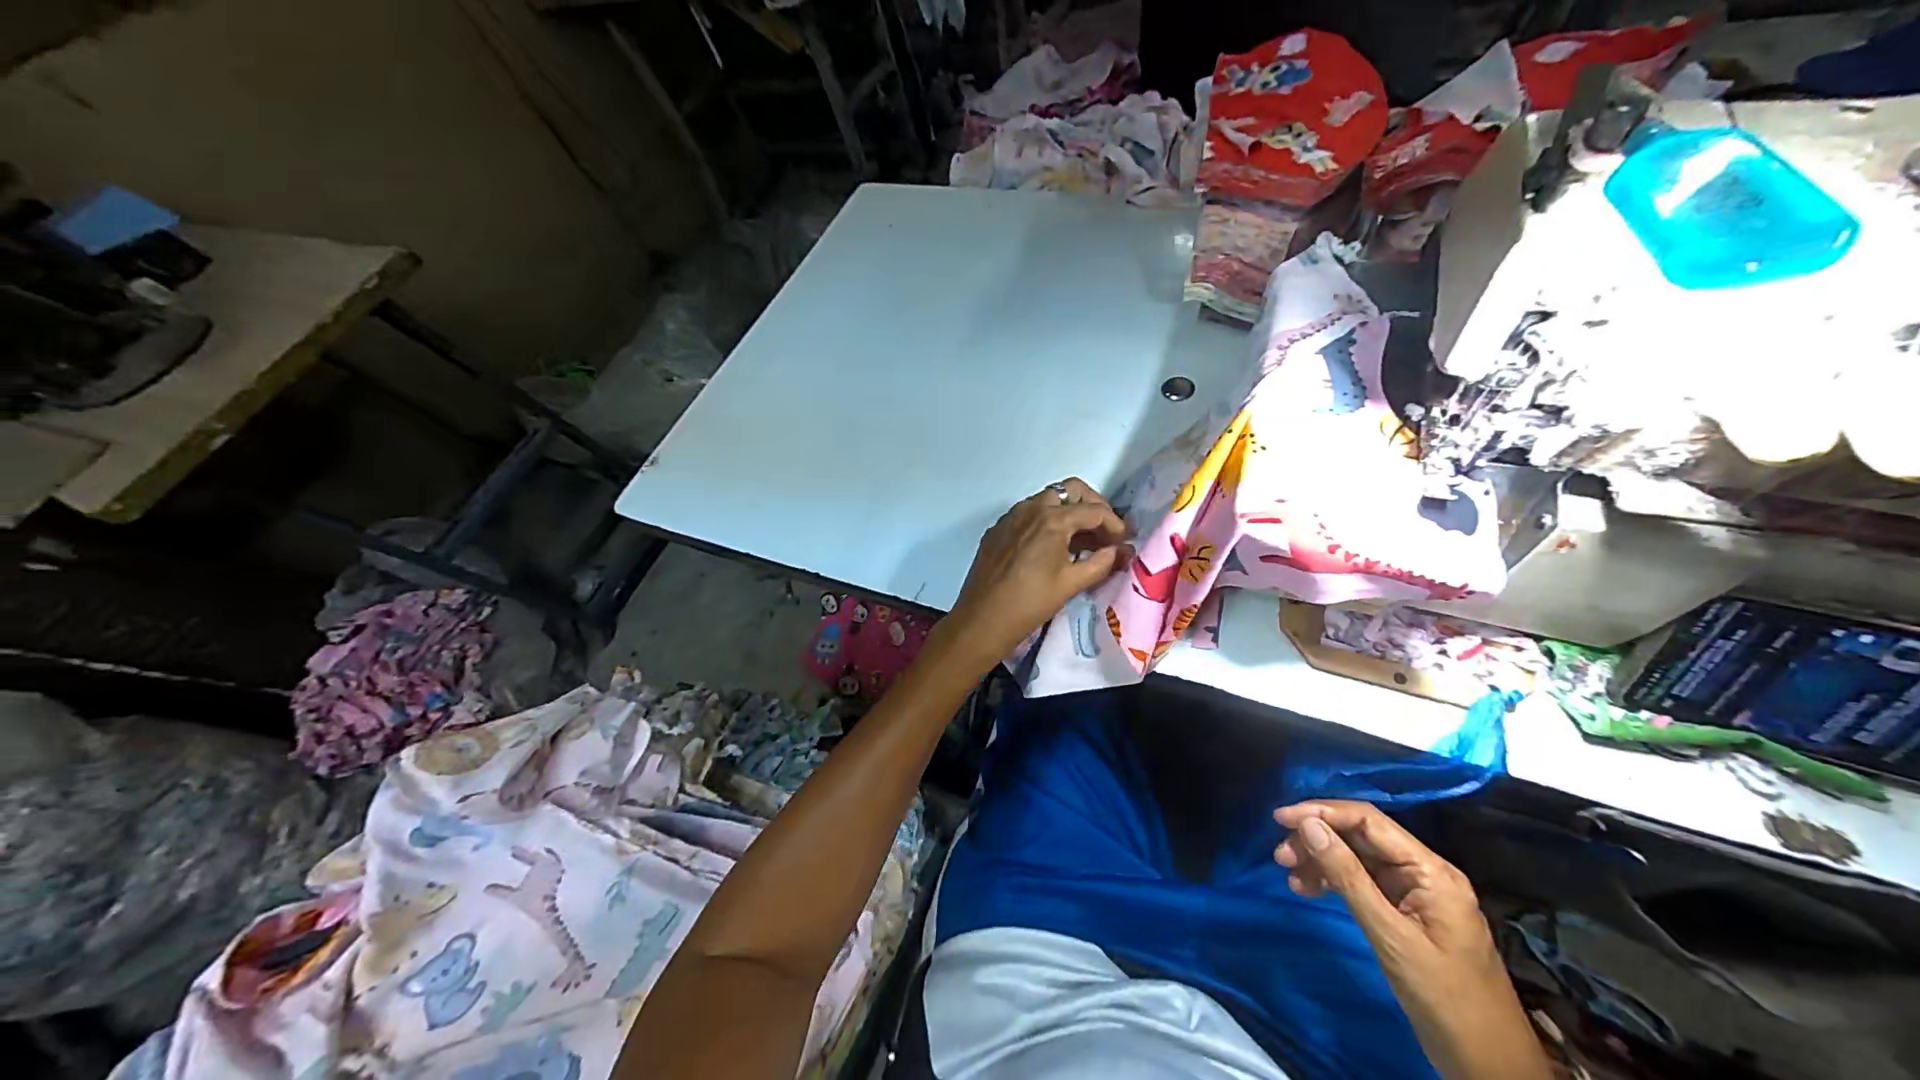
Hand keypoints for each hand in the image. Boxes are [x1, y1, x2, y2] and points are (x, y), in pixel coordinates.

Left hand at [940, 478, 1129, 671]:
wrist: (982, 619)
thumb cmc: (1030, 603)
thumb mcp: (1071, 583)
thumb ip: (1101, 562)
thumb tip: (1122, 551)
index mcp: (1052, 519)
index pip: (1094, 511)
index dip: (1115, 524)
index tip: (1124, 541)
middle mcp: (1030, 509)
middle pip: (1070, 491)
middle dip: (1092, 506)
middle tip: (1104, 530)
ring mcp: (1010, 517)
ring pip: (1046, 500)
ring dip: (1068, 512)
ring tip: (1081, 540)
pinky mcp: (997, 530)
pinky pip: (1027, 515)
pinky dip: (1045, 522)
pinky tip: (1051, 548)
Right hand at [1273, 801, 1551, 1079]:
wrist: (1490, 1063)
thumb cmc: (1444, 997)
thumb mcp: (1390, 935)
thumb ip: (1348, 876)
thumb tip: (1309, 825)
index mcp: (1430, 870)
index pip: (1368, 821)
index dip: (1321, 812)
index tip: (1281, 819)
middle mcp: (1423, 872)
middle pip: (1360, 836)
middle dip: (1317, 838)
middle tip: (1280, 856)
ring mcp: (1415, 893)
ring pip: (1357, 859)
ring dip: (1321, 861)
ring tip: (1289, 875)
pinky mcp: (1406, 913)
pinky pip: (1363, 882)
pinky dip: (1334, 882)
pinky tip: (1309, 889)